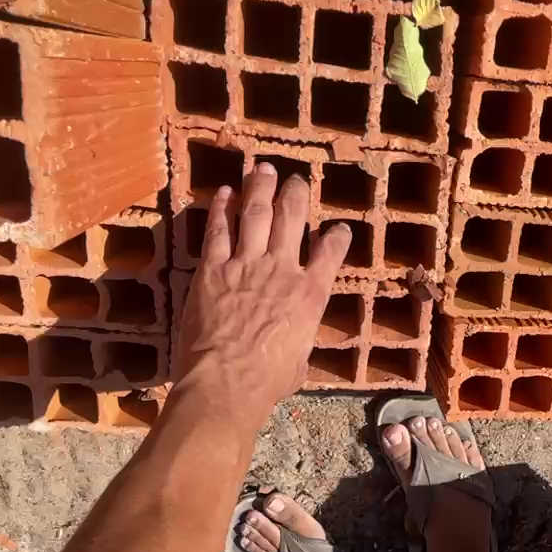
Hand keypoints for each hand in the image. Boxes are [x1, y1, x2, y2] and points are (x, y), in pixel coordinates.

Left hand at [172, 164, 349, 430]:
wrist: (228, 381)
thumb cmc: (268, 381)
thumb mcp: (299, 361)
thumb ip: (299, 339)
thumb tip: (295, 344)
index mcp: (310, 295)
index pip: (331, 253)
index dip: (337, 237)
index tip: (339, 229)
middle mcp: (282, 270)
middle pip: (292, 219)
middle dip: (296, 195)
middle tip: (297, 180)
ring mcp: (245, 265)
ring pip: (256, 213)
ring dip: (260, 187)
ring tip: (263, 170)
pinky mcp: (212, 269)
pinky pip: (218, 230)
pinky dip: (222, 208)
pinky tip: (224, 193)